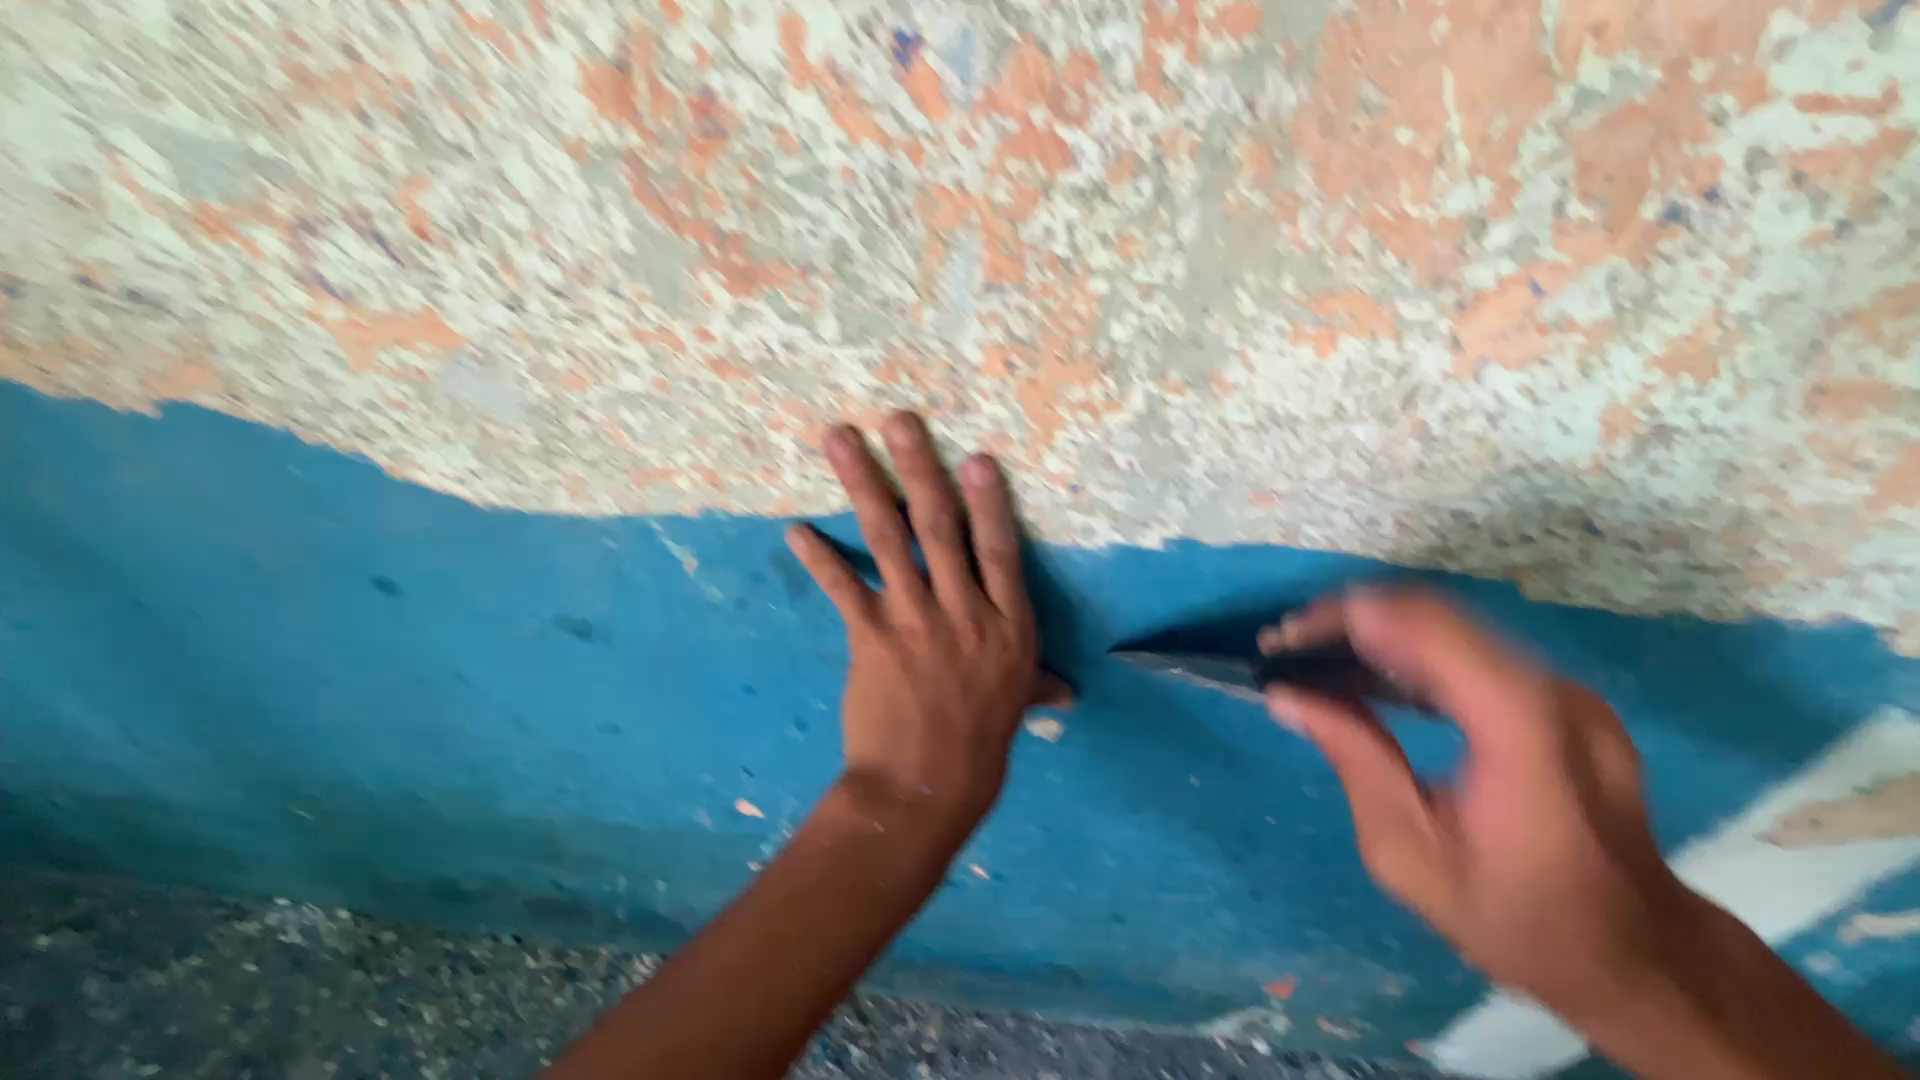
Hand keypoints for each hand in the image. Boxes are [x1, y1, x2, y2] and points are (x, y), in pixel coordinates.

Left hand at [787, 413, 1066, 833]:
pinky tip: (796, 529)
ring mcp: (916, 622)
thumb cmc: (979, 748)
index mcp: (1009, 627)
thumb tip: (1067, 692)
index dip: (989, 502)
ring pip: (890, 541)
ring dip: (863, 486)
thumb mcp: (1017, 708)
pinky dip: (819, 558)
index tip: (975, 456)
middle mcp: (966, 613)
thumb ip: (1038, 686)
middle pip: (941, 528)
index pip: (1000, 551)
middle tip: (898, 419)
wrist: (926, 790)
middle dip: (918, 468)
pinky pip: (843, 588)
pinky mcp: (871, 638)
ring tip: (840, 440)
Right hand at [1260, 587, 1690, 1017]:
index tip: (1280, 641)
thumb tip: (1286, 695)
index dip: (1342, 618)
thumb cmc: (1515, 916)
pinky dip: (1408, 654)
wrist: (1637, 955)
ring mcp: (1564, 691)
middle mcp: (1550, 689)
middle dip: (1348, 619)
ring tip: (1310, 658)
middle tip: (1284, 646)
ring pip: (1449, 627)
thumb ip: (1352, 757)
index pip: (1421, 628)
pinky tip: (1364, 678)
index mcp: (1518, 725)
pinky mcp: (1560, 700)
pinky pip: (1470, 654)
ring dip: (1374, 633)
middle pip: (1433, 615)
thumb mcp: (1407, 851)